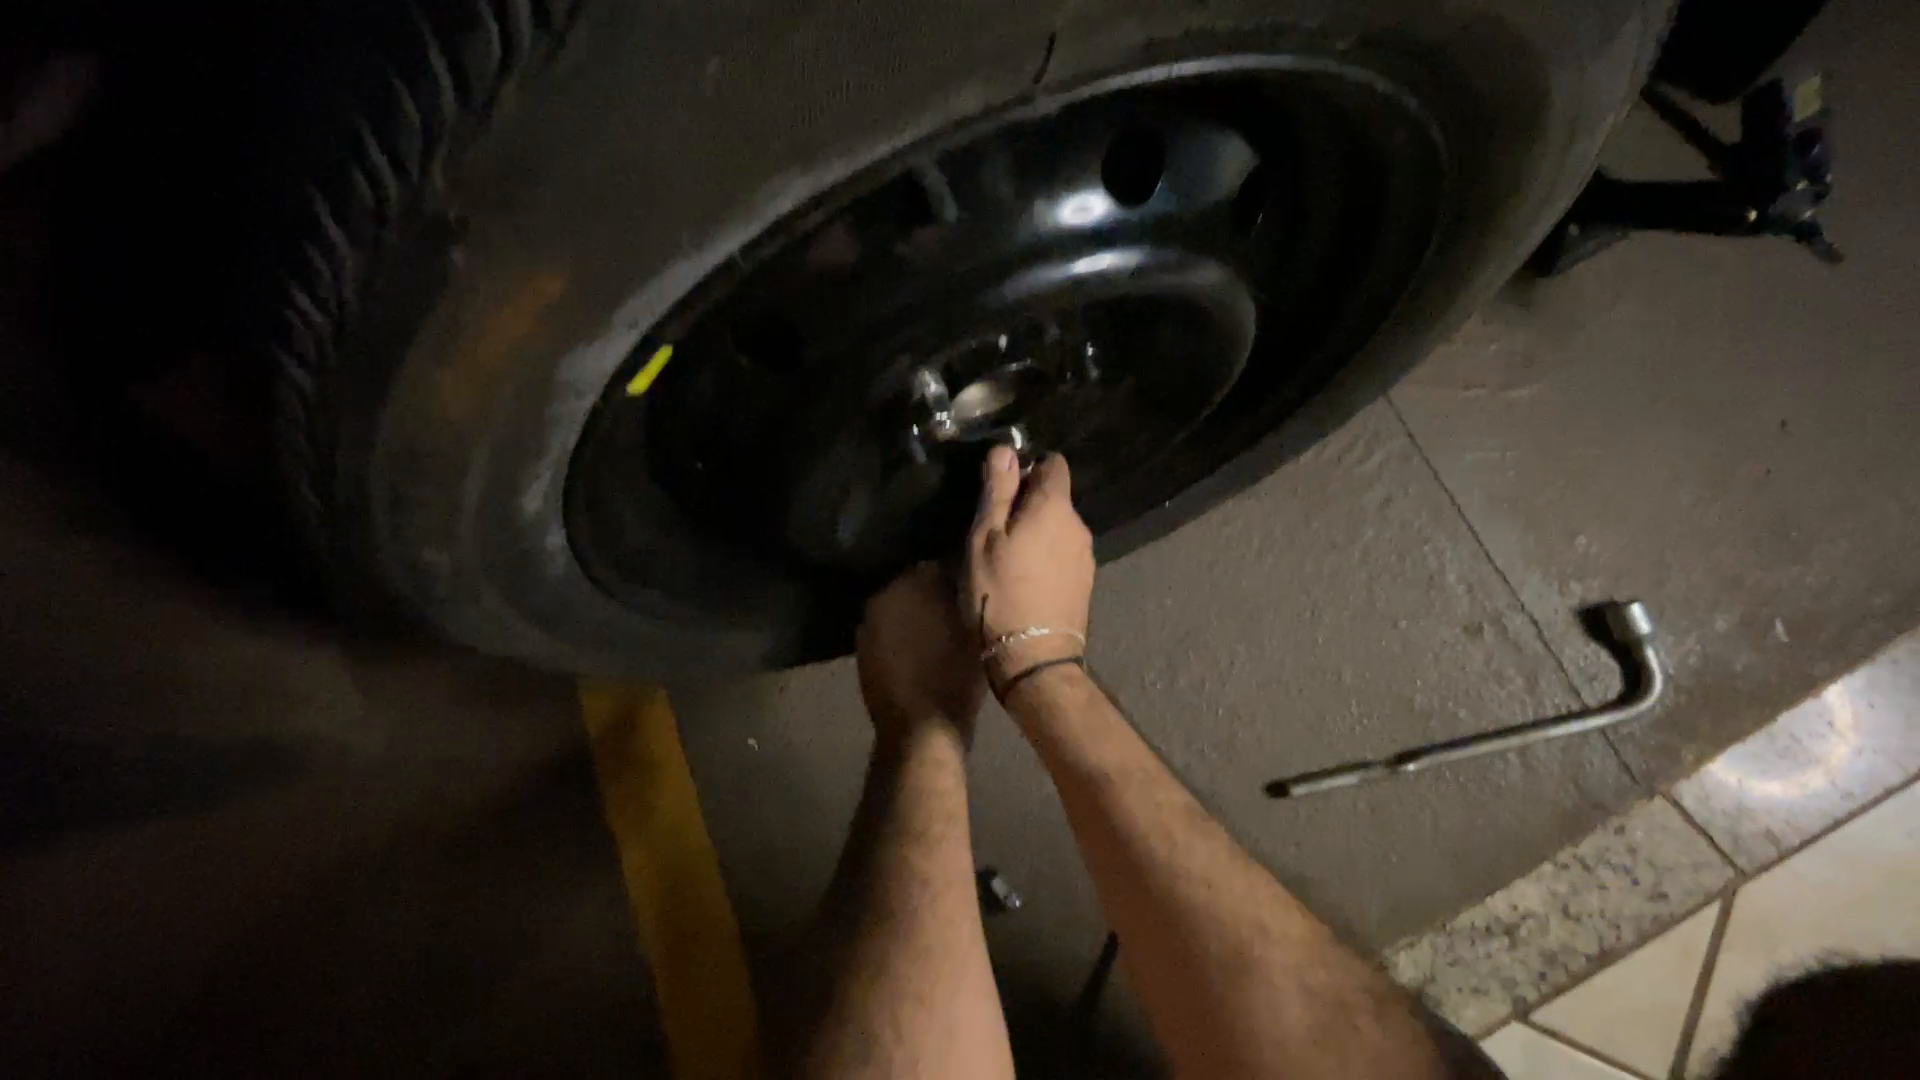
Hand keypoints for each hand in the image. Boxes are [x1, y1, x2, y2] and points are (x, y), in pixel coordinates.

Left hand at [856, 562, 986, 748]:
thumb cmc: (955, 676)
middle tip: (953, 612)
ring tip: (936, 634)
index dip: (956, 577)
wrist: (920, 729)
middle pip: (912, 585)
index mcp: (912, 585)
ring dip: (913, 615)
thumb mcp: (974, 630)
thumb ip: (966, 596)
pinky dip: (899, 636)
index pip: (937, 566)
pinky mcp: (861, 651)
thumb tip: (963, 579)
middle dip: (930, 594)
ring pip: (897, 609)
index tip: (970, 591)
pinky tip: (917, 653)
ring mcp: (867, 625)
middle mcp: (883, 597)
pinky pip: (885, 632)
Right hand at [967, 447, 1095, 682]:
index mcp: (1055, 507)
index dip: (1029, 466)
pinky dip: (1047, 555)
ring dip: (1038, 532)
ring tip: (1008, 556)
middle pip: (1056, 497)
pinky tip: (1026, 578)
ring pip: (1060, 528)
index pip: (1054, 463)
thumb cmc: (1000, 591)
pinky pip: (1064, 554)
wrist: (1034, 656)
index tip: (1003, 486)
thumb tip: (1006, 450)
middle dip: (1029, 503)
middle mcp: (1079, 526)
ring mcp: (1086, 556)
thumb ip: (998, 491)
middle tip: (996, 527)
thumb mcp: (985, 538)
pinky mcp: (1085, 582)